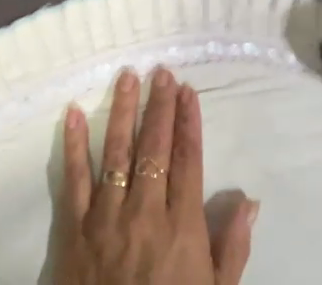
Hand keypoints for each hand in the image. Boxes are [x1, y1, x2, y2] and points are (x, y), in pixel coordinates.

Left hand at [53, 67, 258, 284]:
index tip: (187, 91)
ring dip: (122, 112)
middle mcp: (144, 212)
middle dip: (159, 108)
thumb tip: (249, 201)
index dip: (188, 123)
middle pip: (153, 149)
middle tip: (161, 72)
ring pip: (115, 153)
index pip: (187, 162)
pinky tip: (74, 112)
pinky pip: (72, 179)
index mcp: (181, 228)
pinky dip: (72, 145)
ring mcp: (105, 217)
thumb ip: (230, 248)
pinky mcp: (73, 228)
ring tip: (127, 78)